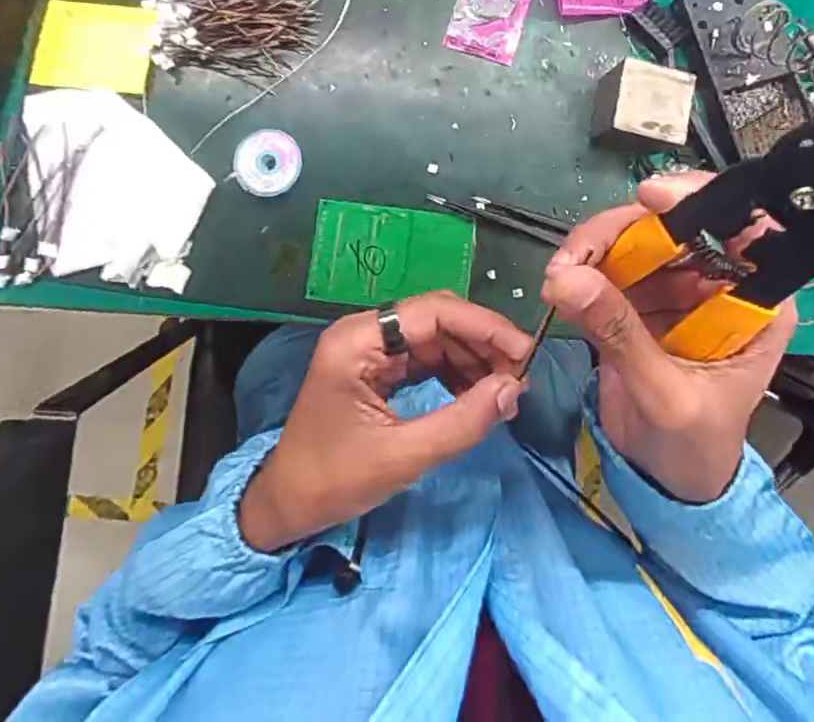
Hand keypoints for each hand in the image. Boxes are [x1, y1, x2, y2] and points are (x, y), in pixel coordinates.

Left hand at [237, 292, 532, 551]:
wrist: (288, 502)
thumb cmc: (334, 478)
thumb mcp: (403, 455)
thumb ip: (462, 421)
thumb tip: (514, 388)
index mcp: (357, 340)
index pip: (432, 312)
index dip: (483, 327)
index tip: (525, 353)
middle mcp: (363, 333)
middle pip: (436, 320)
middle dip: (482, 345)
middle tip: (521, 378)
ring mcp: (368, 349)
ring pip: (434, 338)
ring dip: (473, 360)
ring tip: (506, 392)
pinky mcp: (375, 368)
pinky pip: (424, 359)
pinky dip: (455, 374)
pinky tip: (478, 396)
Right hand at [542, 173, 795, 502]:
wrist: (665, 478)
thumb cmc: (692, 445)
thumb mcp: (663, 393)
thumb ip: (621, 334)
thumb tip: (567, 277)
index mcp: (753, 303)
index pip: (742, 229)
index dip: (700, 201)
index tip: (649, 197)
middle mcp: (714, 283)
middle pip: (671, 225)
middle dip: (619, 230)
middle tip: (571, 258)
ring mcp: (670, 288)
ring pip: (631, 240)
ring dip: (590, 249)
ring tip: (558, 278)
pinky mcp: (633, 299)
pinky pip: (604, 266)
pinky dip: (578, 269)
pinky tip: (559, 287)